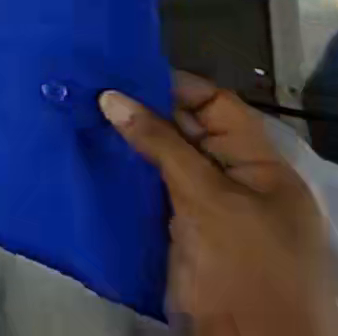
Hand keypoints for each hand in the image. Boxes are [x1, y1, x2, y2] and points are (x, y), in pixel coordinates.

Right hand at [101, 73, 337, 335]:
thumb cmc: (247, 265)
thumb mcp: (208, 199)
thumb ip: (160, 143)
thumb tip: (109, 95)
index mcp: (261, 169)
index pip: (216, 106)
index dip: (173, 85)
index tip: (119, 71)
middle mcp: (234, 181)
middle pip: (184, 128)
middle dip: (138, 107)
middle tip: (85, 86)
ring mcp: (204, 205)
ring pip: (159, 155)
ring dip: (123, 137)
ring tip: (76, 111)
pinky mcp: (174, 225)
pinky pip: (144, 183)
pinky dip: (118, 165)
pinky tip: (85, 149)